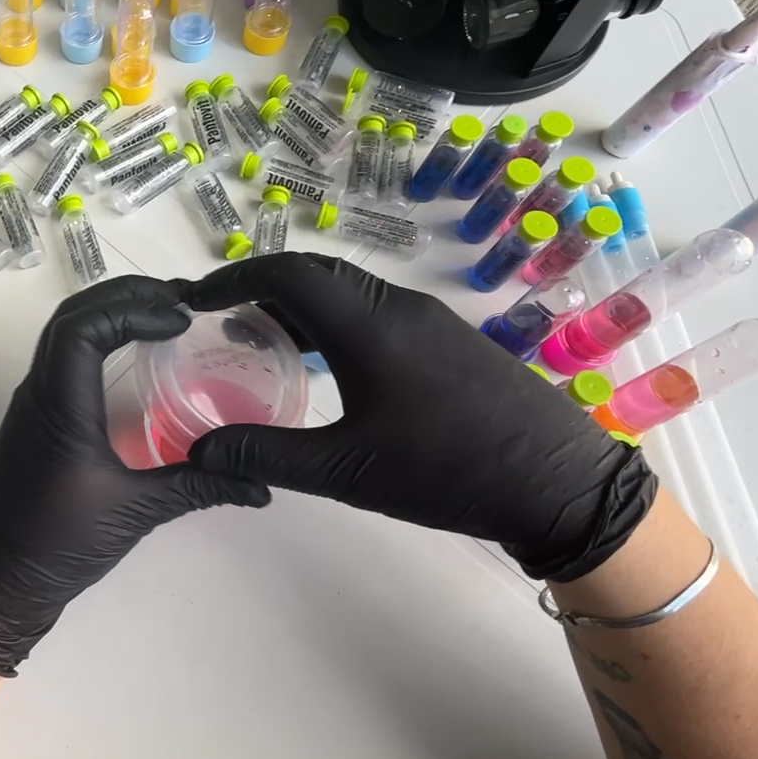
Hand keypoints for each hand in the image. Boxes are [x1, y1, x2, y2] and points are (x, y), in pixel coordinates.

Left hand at [0, 276, 271, 675]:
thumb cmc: (58, 544)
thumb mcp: (135, 512)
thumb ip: (197, 487)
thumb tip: (258, 484)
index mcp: (60, 406)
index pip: (84, 328)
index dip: (131, 307)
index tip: (179, 318)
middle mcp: (39, 392)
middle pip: (71, 317)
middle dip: (123, 295)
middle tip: (178, 298)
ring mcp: (32, 403)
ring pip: (63, 333)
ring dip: (107, 312)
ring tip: (159, 314)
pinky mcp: (35, 417)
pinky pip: (62, 357)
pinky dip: (96, 337)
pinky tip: (130, 354)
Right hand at [182, 253, 655, 581]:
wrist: (563, 485)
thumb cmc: (447, 472)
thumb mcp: (345, 470)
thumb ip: (266, 453)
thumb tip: (199, 449)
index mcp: (367, 326)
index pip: (285, 275)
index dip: (231, 279)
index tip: (194, 300)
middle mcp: (396, 307)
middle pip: (313, 273)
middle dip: (258, 286)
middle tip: (218, 316)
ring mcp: (427, 318)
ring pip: (344, 290)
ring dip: (295, 303)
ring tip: (258, 337)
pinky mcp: (446, 338)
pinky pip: (371, 308)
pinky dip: (329, 319)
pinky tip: (321, 359)